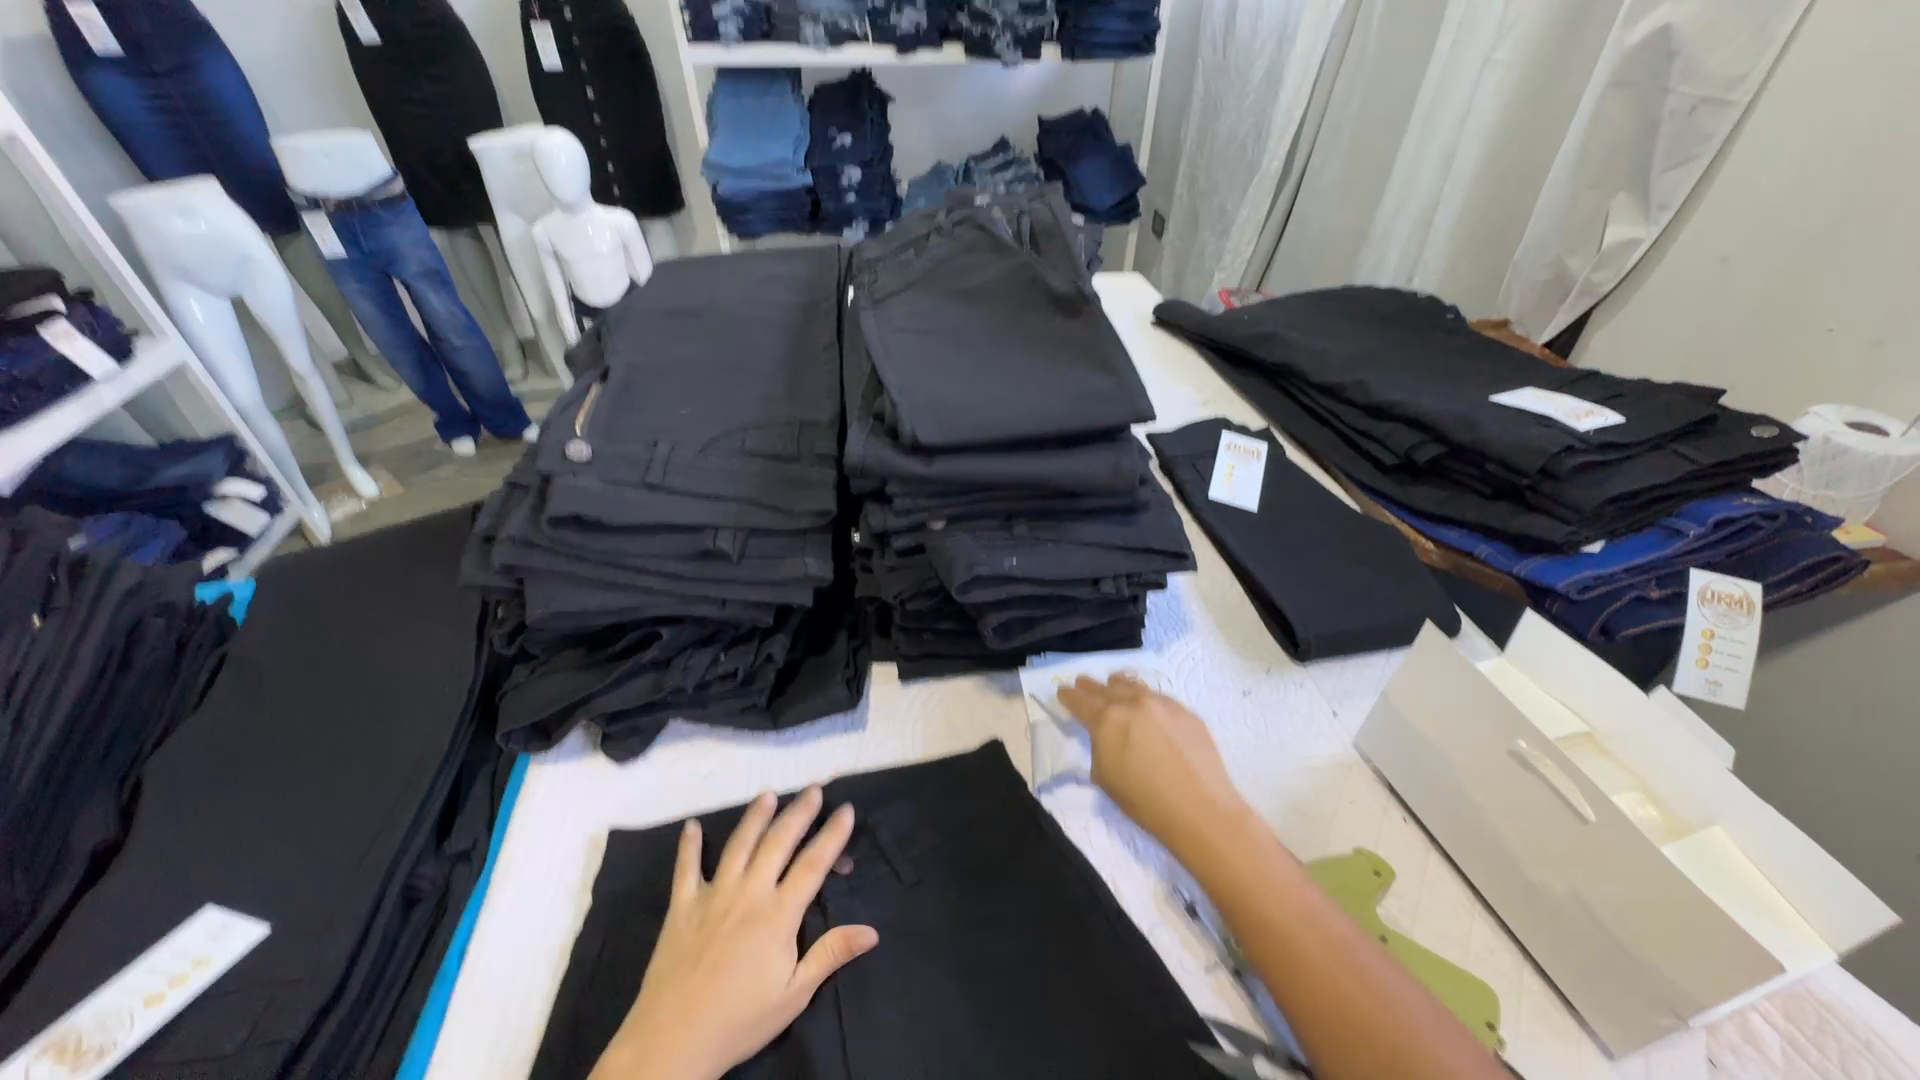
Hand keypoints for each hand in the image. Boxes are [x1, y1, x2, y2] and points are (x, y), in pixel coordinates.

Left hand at [590, 788, 879, 1079]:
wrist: (674, 1040)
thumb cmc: (741, 1020)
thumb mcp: (794, 994)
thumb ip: (830, 955)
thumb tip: (871, 931)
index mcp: (778, 915)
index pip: (813, 864)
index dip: (832, 835)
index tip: (846, 810)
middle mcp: (748, 894)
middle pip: (778, 843)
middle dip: (799, 814)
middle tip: (813, 789)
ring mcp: (712, 896)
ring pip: (738, 845)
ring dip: (756, 817)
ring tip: (769, 794)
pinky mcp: (681, 907)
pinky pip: (686, 868)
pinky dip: (689, 845)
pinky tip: (692, 825)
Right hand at [1056, 675, 1251, 848]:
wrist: (1200, 809)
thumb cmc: (1144, 802)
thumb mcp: (1104, 777)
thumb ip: (1100, 747)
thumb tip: (1105, 737)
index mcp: (1107, 720)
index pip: (1081, 701)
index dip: (1068, 696)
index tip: (1062, 692)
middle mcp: (1133, 703)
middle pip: (1106, 688)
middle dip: (1091, 687)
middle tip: (1082, 684)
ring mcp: (1163, 704)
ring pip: (1134, 686)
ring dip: (1119, 685)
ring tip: (1113, 684)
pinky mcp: (1187, 712)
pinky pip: (1159, 697)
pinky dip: (1146, 698)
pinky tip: (1147, 706)